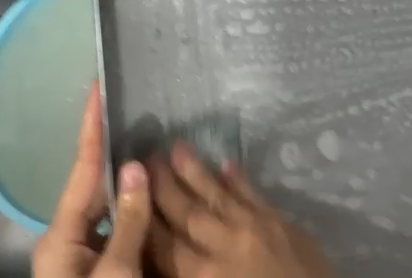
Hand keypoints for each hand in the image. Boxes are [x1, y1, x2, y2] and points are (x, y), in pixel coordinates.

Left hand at [34, 85, 154, 277]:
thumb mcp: (115, 274)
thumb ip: (129, 222)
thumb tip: (136, 166)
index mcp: (61, 235)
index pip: (82, 167)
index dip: (92, 124)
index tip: (96, 85)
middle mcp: (67, 239)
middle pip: (99, 186)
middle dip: (124, 154)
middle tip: (150, 119)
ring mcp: (81, 257)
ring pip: (113, 209)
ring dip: (137, 187)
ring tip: (164, 154)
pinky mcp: (98, 271)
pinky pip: (120, 232)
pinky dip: (140, 215)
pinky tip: (163, 201)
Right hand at [147, 143, 335, 277]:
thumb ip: (189, 277)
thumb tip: (165, 260)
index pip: (166, 245)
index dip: (145, 218)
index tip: (129, 189)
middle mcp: (225, 247)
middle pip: (189, 213)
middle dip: (165, 187)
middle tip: (147, 156)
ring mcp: (255, 229)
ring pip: (219, 195)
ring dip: (197, 171)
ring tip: (177, 146)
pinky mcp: (282, 223)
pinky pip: (254, 195)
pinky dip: (239, 179)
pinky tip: (227, 162)